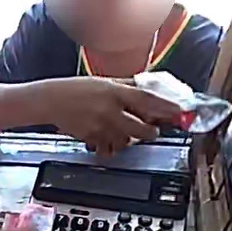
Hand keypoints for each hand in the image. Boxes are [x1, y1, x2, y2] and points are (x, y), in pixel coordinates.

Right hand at [33, 77, 179, 154]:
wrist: (52, 100)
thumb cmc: (77, 89)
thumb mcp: (104, 82)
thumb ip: (126, 87)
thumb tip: (148, 89)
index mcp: (115, 91)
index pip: (147, 100)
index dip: (166, 107)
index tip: (179, 112)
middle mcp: (110, 109)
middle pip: (141, 129)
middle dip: (150, 133)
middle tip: (151, 131)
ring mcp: (101, 126)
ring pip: (126, 141)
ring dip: (128, 139)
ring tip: (119, 131)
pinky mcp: (91, 138)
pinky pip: (109, 148)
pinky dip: (111, 146)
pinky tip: (105, 139)